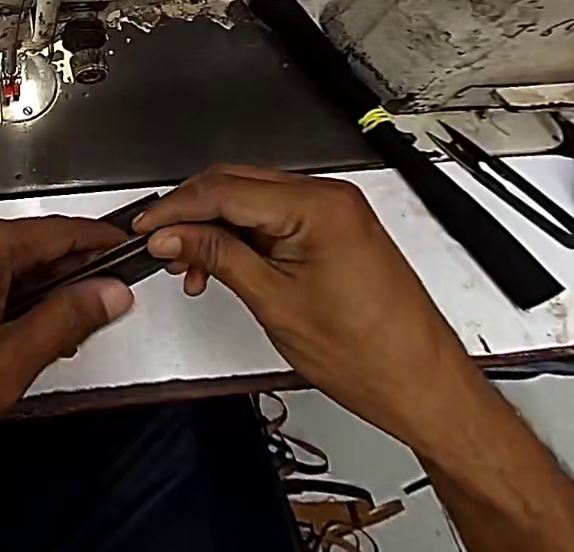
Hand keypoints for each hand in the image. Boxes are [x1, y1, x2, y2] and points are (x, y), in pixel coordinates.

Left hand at [0, 215, 133, 550]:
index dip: (100, 243)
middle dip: (69, 277)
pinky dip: (6, 298)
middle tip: (99, 309)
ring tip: (58, 336)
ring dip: (37, 293)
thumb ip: (68, 319)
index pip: (60, 231)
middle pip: (33, 246)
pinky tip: (15, 334)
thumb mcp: (8, 362)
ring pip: (6, 263)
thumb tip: (109, 293)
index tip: (127, 250)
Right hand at [133, 164, 484, 450]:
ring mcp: (331, 209)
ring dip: (213, 226)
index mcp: (317, 206)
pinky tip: (222, 262)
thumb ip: (216, 256)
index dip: (177, 208)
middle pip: (234, 184)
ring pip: (249, 199)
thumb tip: (173, 234)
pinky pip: (271, 215)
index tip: (149, 226)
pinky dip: (240, 235)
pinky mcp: (331, 225)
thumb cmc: (371, 355)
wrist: (424, 388)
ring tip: (190, 264)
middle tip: (162, 243)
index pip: (224, 190)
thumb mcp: (274, 302)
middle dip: (191, 213)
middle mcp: (327, 196)